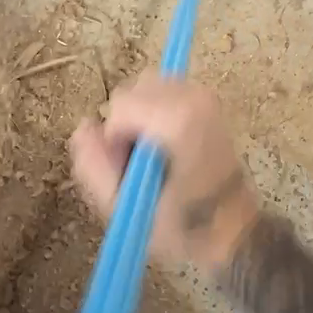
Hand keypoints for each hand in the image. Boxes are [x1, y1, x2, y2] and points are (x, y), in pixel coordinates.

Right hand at [69, 77, 262, 275]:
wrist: (230, 226)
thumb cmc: (181, 225)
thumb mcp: (126, 207)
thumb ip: (95, 165)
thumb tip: (82, 127)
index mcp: (178, 120)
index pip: (120, 106)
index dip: (115, 139)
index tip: (128, 169)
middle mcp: (194, 97)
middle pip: (134, 90)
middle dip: (126, 123)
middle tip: (138, 163)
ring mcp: (204, 94)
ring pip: (148, 87)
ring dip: (140, 116)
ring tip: (152, 154)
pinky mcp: (207, 98)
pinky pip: (165, 91)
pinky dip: (156, 112)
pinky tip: (165, 143)